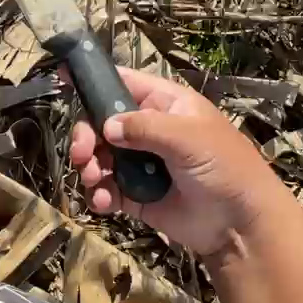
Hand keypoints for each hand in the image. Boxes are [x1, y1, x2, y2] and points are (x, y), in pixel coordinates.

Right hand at [67, 67, 288, 257]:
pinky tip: (103, 202)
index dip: (94, 79)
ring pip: (100, 156)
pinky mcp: (137, 195)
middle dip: (86, 136)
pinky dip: (100, 194)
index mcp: (164, 104)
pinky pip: (108, 188)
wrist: (241, 225)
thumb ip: (144, 127)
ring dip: (90, 167)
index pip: (123, 82)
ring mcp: (142, 163)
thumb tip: (106, 126)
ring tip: (93, 180)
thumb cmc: (224, 167)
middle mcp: (149, 130)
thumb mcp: (188, 137)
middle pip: (101, 123)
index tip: (62, 77)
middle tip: (81, 153)